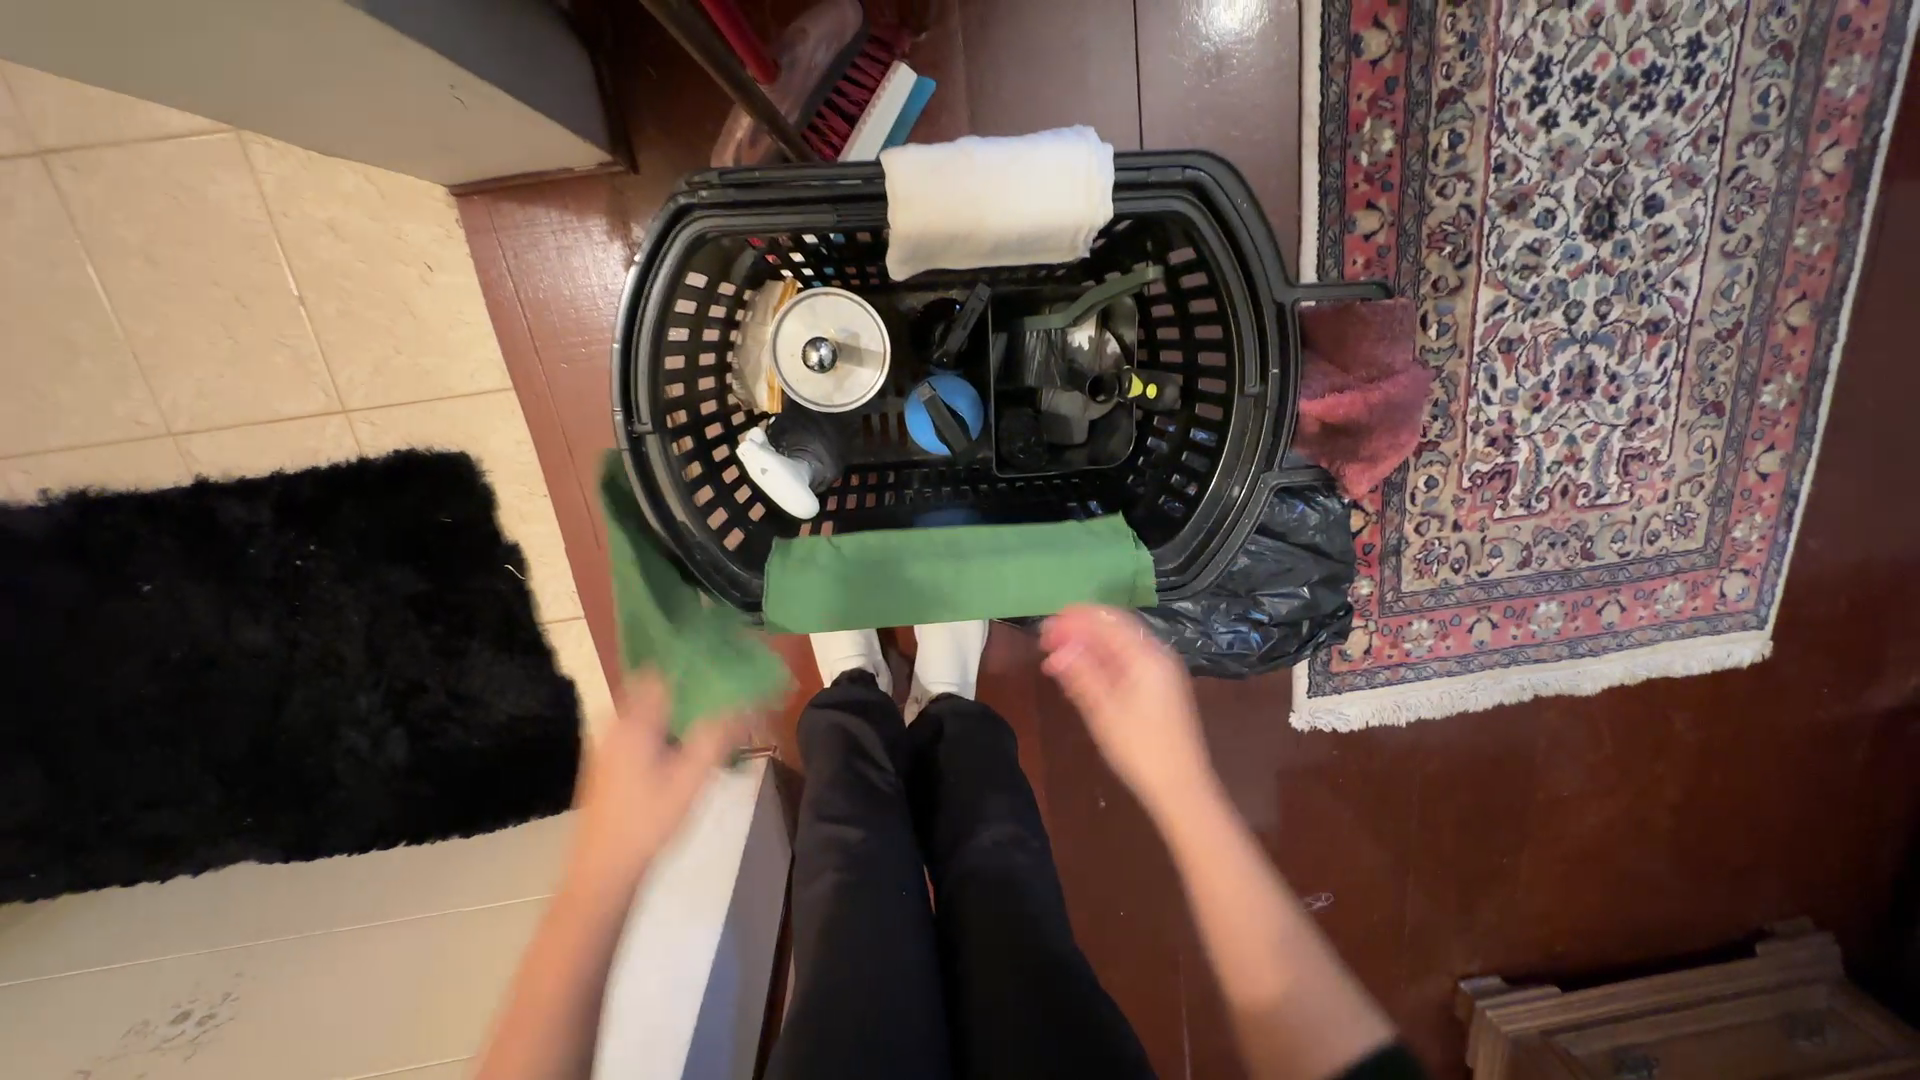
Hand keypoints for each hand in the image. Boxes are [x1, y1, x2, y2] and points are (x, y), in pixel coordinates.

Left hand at [567, 673, 746, 893]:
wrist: (603, 871)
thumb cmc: (648, 823)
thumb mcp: (692, 779)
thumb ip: (718, 737)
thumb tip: (748, 705)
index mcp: (633, 723)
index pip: (663, 672)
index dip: (693, 663)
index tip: (723, 663)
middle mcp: (615, 725)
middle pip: (657, 690)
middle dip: (692, 688)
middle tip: (728, 691)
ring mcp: (608, 745)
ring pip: (651, 712)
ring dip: (682, 711)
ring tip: (717, 718)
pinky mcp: (609, 764)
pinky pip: (643, 731)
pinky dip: (668, 729)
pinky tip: (691, 748)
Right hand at [1040, 605, 1216, 814]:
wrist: (1180, 787)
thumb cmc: (1140, 749)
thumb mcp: (1103, 711)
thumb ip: (1080, 674)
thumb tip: (1057, 647)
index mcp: (1146, 656)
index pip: (1107, 621)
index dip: (1074, 619)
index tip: (1044, 628)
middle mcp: (1157, 656)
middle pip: (1114, 629)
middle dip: (1079, 631)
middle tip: (1047, 641)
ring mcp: (1161, 672)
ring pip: (1119, 646)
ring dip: (1088, 647)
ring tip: (1058, 659)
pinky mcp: (1160, 688)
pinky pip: (1127, 662)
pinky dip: (1102, 662)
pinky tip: (1082, 675)